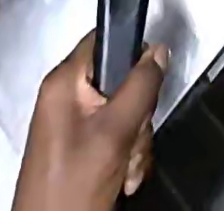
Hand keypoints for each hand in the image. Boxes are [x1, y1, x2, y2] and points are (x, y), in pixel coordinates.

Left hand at [12, 34, 167, 210]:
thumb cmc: (75, 184)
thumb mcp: (114, 132)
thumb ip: (140, 87)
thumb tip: (159, 50)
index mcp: (64, 80)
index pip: (104, 40)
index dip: (131, 53)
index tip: (147, 82)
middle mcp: (67, 95)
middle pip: (119, 79)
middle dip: (136, 114)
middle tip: (132, 139)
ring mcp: (73, 123)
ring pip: (122, 111)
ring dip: (135, 140)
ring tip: (127, 168)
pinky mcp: (81, 147)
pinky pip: (115, 134)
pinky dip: (126, 155)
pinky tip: (123, 177)